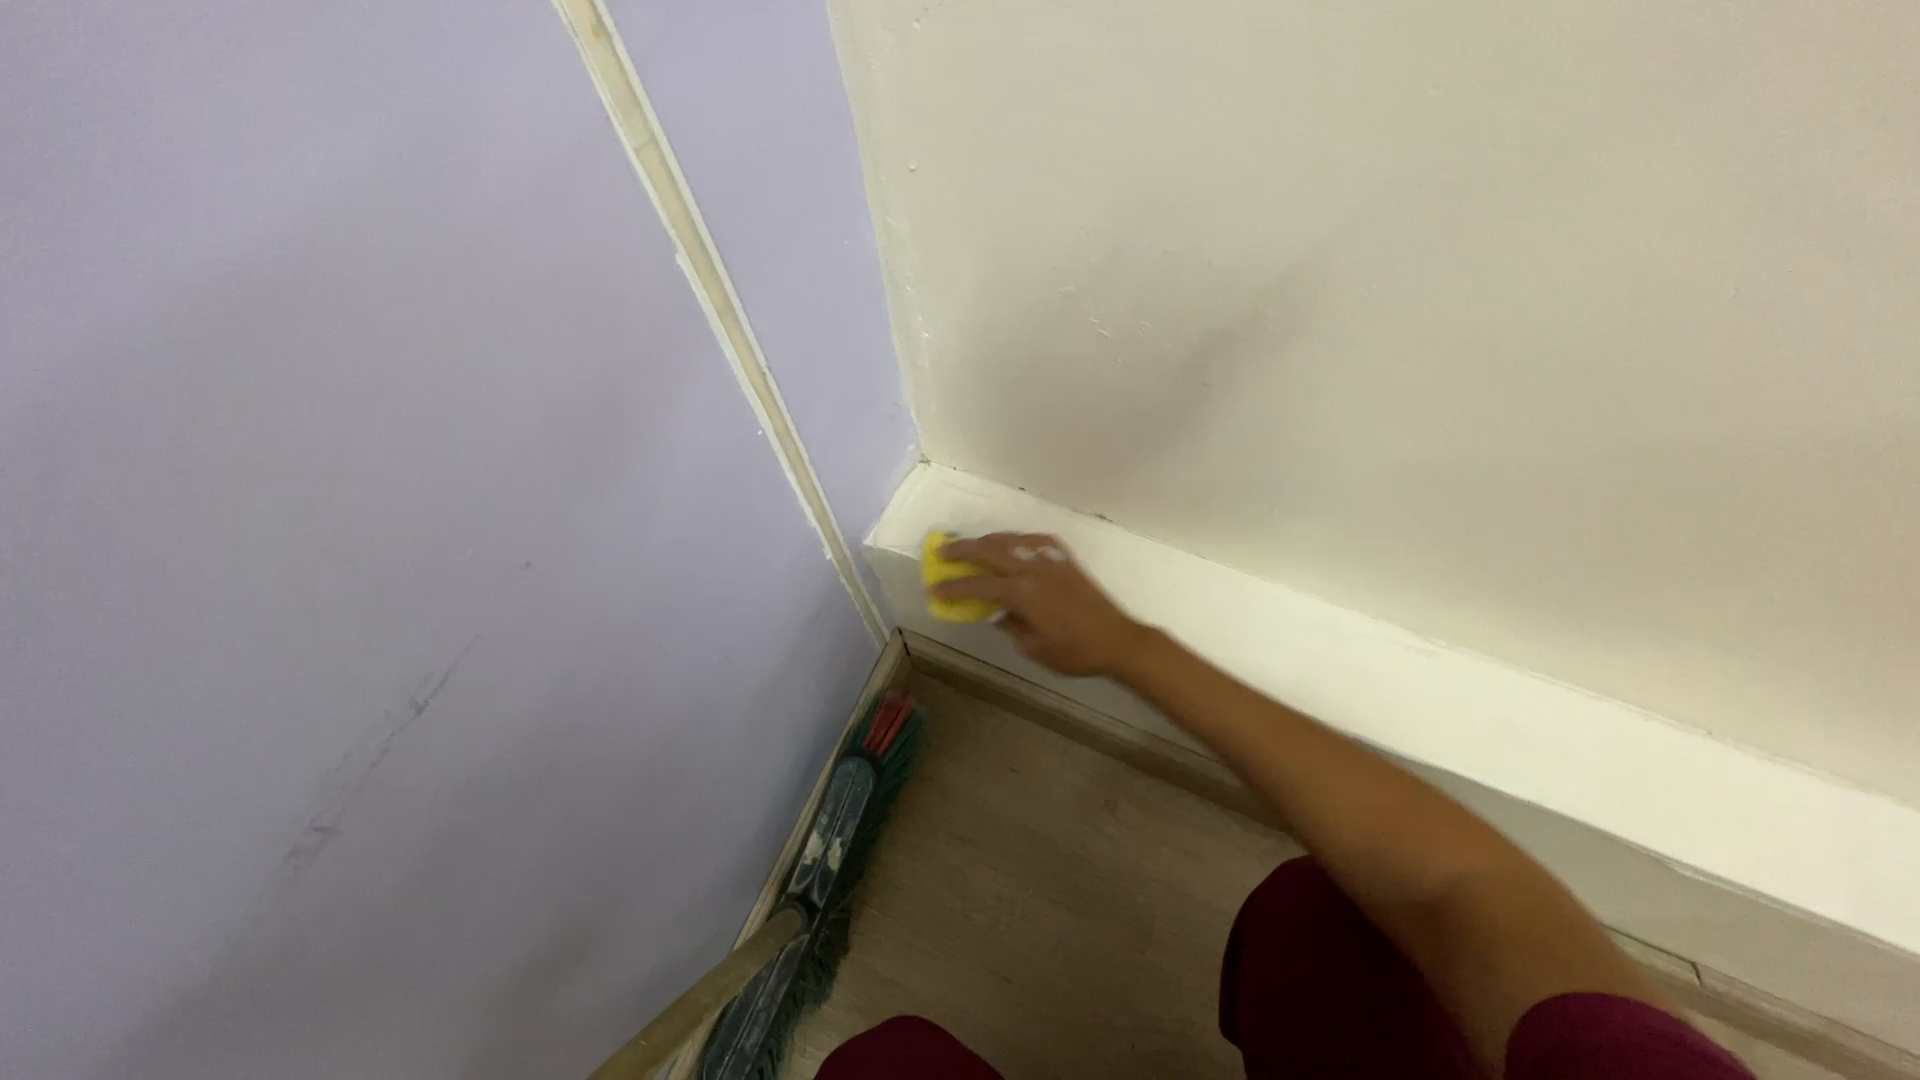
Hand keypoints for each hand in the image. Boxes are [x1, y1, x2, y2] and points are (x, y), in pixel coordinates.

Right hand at [931, 533, 1154, 677]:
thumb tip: (996, 613)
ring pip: (1011, 540)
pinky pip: (1034, 541)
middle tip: (943, 552)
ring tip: (972, 547)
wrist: (1116, 640)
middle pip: (990, 550)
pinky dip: (1016, 540)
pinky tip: (1011, 545)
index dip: (954, 587)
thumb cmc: (1074, 652)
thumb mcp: (1034, 648)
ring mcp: (1051, 561)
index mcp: (1023, 593)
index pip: (979, 585)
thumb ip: (1010, 626)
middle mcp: (1034, 570)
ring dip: (987, 541)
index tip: (934, 588)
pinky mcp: (1064, 560)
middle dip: (962, 550)